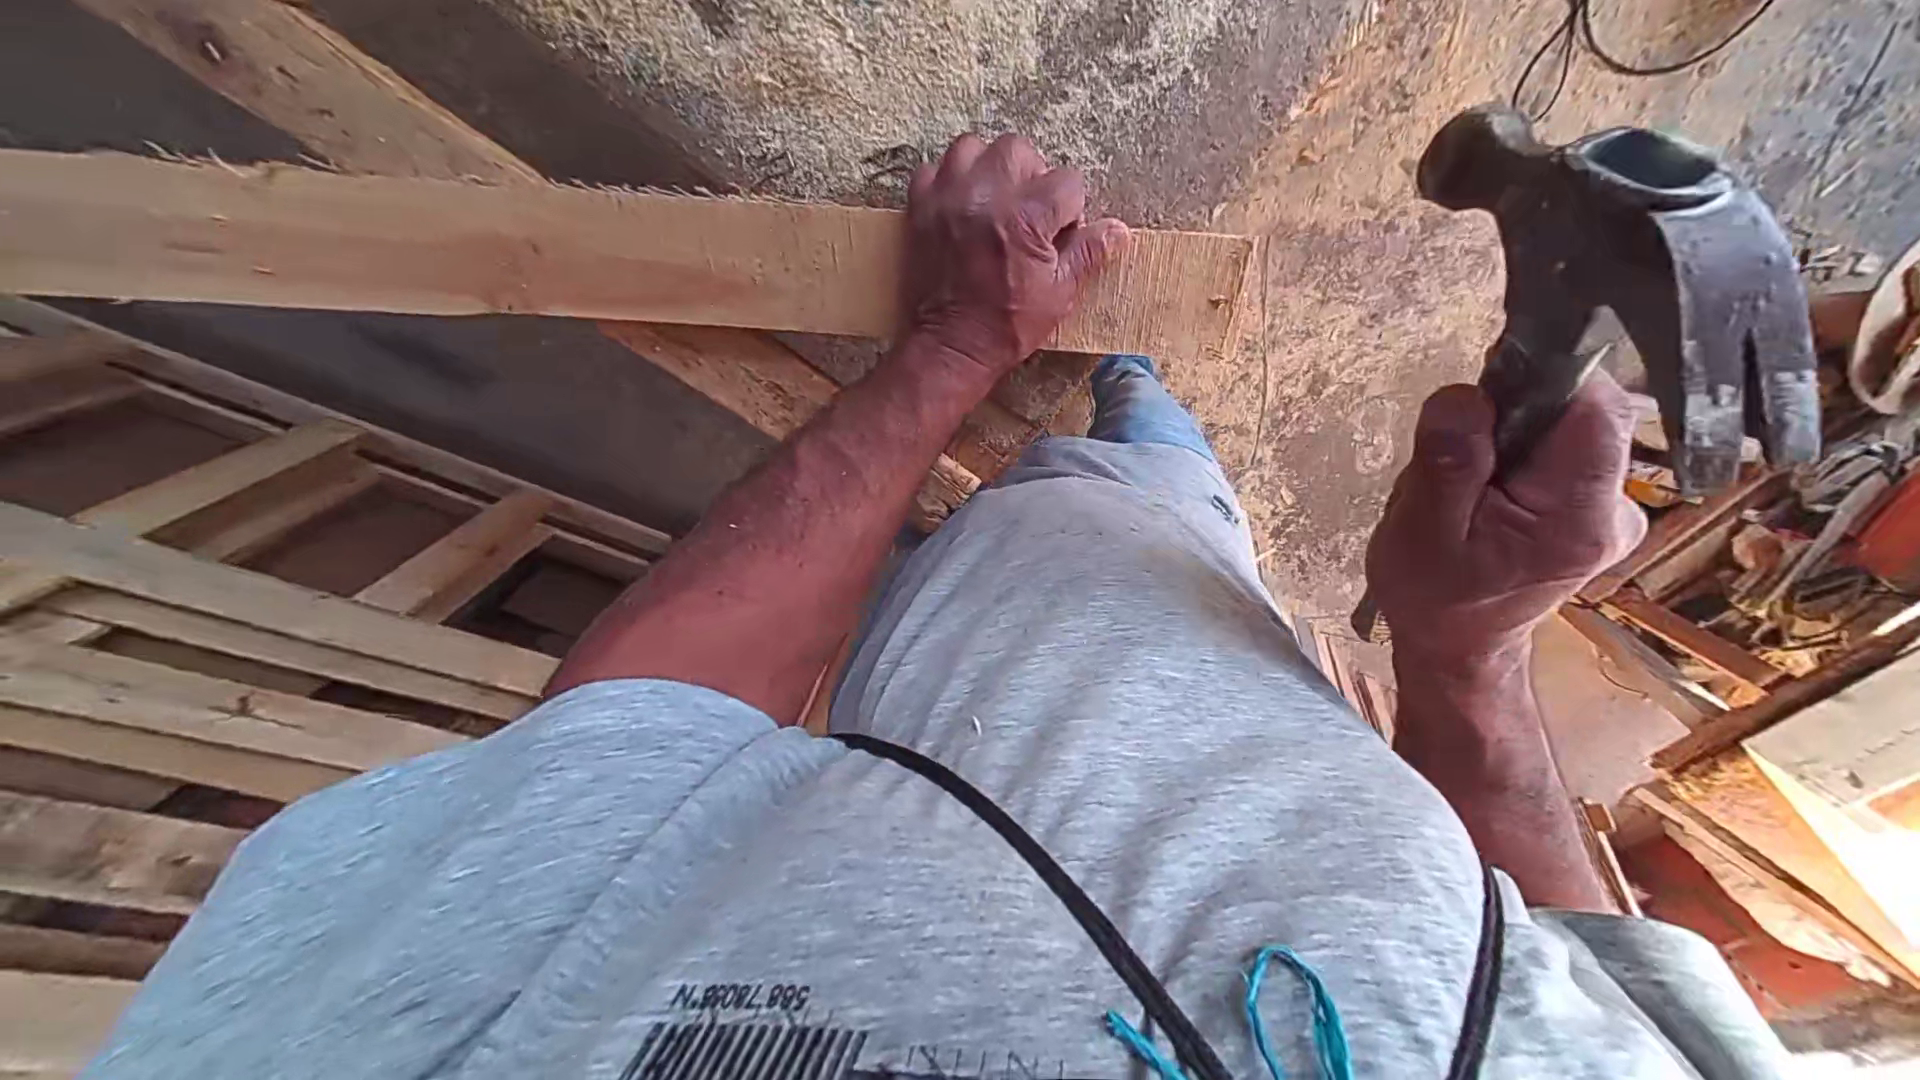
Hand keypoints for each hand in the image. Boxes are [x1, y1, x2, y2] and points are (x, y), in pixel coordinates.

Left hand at [905, 134, 1128, 375]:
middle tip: (1026, 216)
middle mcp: (986, 196)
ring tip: (993, 203)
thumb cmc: (1005, 327)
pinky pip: (934, 170)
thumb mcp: (1058, 295)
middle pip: (1019, 151)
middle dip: (1030, 179)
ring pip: (974, 148)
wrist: (951, 348)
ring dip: (989, 169)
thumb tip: (1118, 230)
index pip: (1067, 183)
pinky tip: (960, 208)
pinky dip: (949, 182)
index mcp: (1027, 218)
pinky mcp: (921, 209)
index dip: (1068, 212)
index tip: (1056, 238)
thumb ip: (1087, 254)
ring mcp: (948, 199)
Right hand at [1367, 371, 1647, 670]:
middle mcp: (1616, 506)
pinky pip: (1551, 454)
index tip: (1483, 389)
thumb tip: (1464, 395)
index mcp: (1578, 515)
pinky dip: (1505, 458)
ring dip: (1497, 440)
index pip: (1595, 412)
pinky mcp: (1590, 507)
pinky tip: (1474, 494)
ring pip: (1559, 432)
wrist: (1456, 644)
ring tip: (1454, 487)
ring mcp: (1609, 507)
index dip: (1544, 380)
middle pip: (1577, 417)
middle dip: (1504, 418)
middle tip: (1447, 459)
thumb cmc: (1431, 596)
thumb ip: (1446, 464)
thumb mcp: (1418, 532)